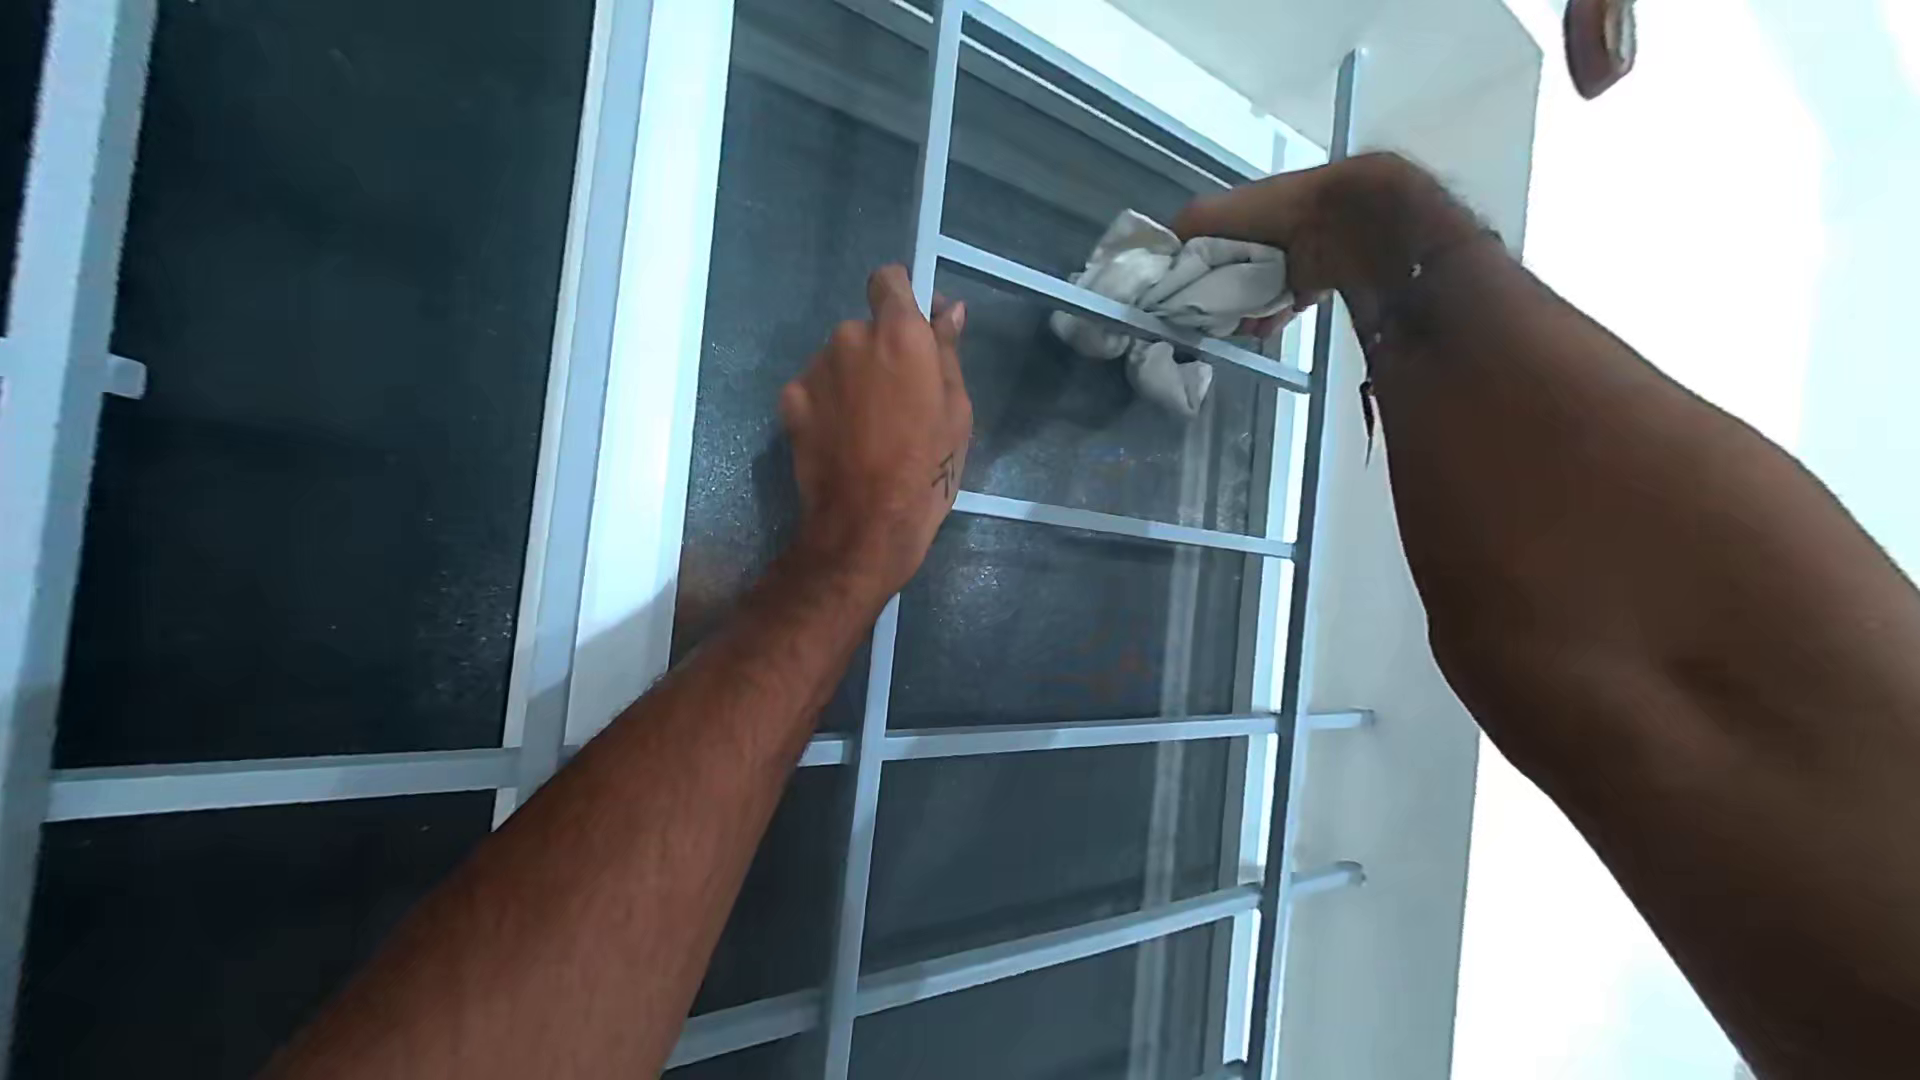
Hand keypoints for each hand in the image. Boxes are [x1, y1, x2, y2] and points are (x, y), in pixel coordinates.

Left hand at [780, 264, 971, 601]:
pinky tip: (841, 438)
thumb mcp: (956, 411)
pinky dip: (827, 403)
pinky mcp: (790, 400)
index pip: (888, 280)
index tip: (909, 327)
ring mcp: (814, 369)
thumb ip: (947, 351)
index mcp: (899, 334)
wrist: (868, 523)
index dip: (899, 296)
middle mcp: (850, 337)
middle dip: (878, 352)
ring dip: (851, 378)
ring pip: (837, 359)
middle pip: (863, 329)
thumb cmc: (928, 468)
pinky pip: (815, 388)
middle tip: (897, 400)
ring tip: (868, 427)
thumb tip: (947, 308)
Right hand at [1174, 153, 1479, 329]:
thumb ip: (1180, 231)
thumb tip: (1155, 263)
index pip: (1194, 257)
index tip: (1177, 301)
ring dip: (1241, 317)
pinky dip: (1270, 319)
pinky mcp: (1304, 282)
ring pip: (1247, 300)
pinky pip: (1278, 308)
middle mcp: (1255, 242)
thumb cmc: (1274, 213)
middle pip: (1220, 284)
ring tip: (1243, 326)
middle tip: (1212, 319)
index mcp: (1232, 221)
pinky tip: (1266, 326)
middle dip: (1213, 305)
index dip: (1183, 280)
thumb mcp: (1211, 214)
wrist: (1344, 220)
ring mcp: (1279, 263)